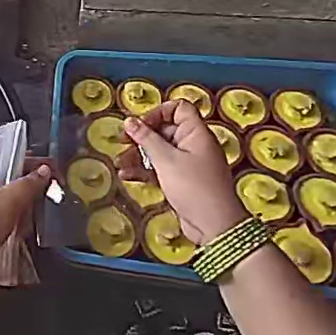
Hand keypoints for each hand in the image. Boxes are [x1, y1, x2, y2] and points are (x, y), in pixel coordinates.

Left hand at [0, 164, 53, 270]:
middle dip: (28, 188)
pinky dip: (19, 224)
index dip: (27, 163)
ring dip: (25, 208)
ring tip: (40, 210)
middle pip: (8, 185)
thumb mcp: (8, 198)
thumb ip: (29, 183)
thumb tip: (45, 170)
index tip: (49, 169)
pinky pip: (7, 223)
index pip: (5, 162)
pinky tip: (28, 228)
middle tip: (49, 190)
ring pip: (9, 206)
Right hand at [122, 101, 246, 241]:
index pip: (179, 108)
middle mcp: (193, 145)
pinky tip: (127, 175)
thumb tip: (130, 121)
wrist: (215, 226)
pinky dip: (144, 170)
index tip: (140, 124)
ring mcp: (188, 164)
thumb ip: (146, 139)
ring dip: (139, 155)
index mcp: (196, 133)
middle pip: (165, 130)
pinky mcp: (182, 181)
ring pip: (160, 151)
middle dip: (142, 136)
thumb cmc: (195, 188)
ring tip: (120, 162)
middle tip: (123, 142)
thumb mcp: (166, 160)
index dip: (158, 112)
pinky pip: (160, 168)